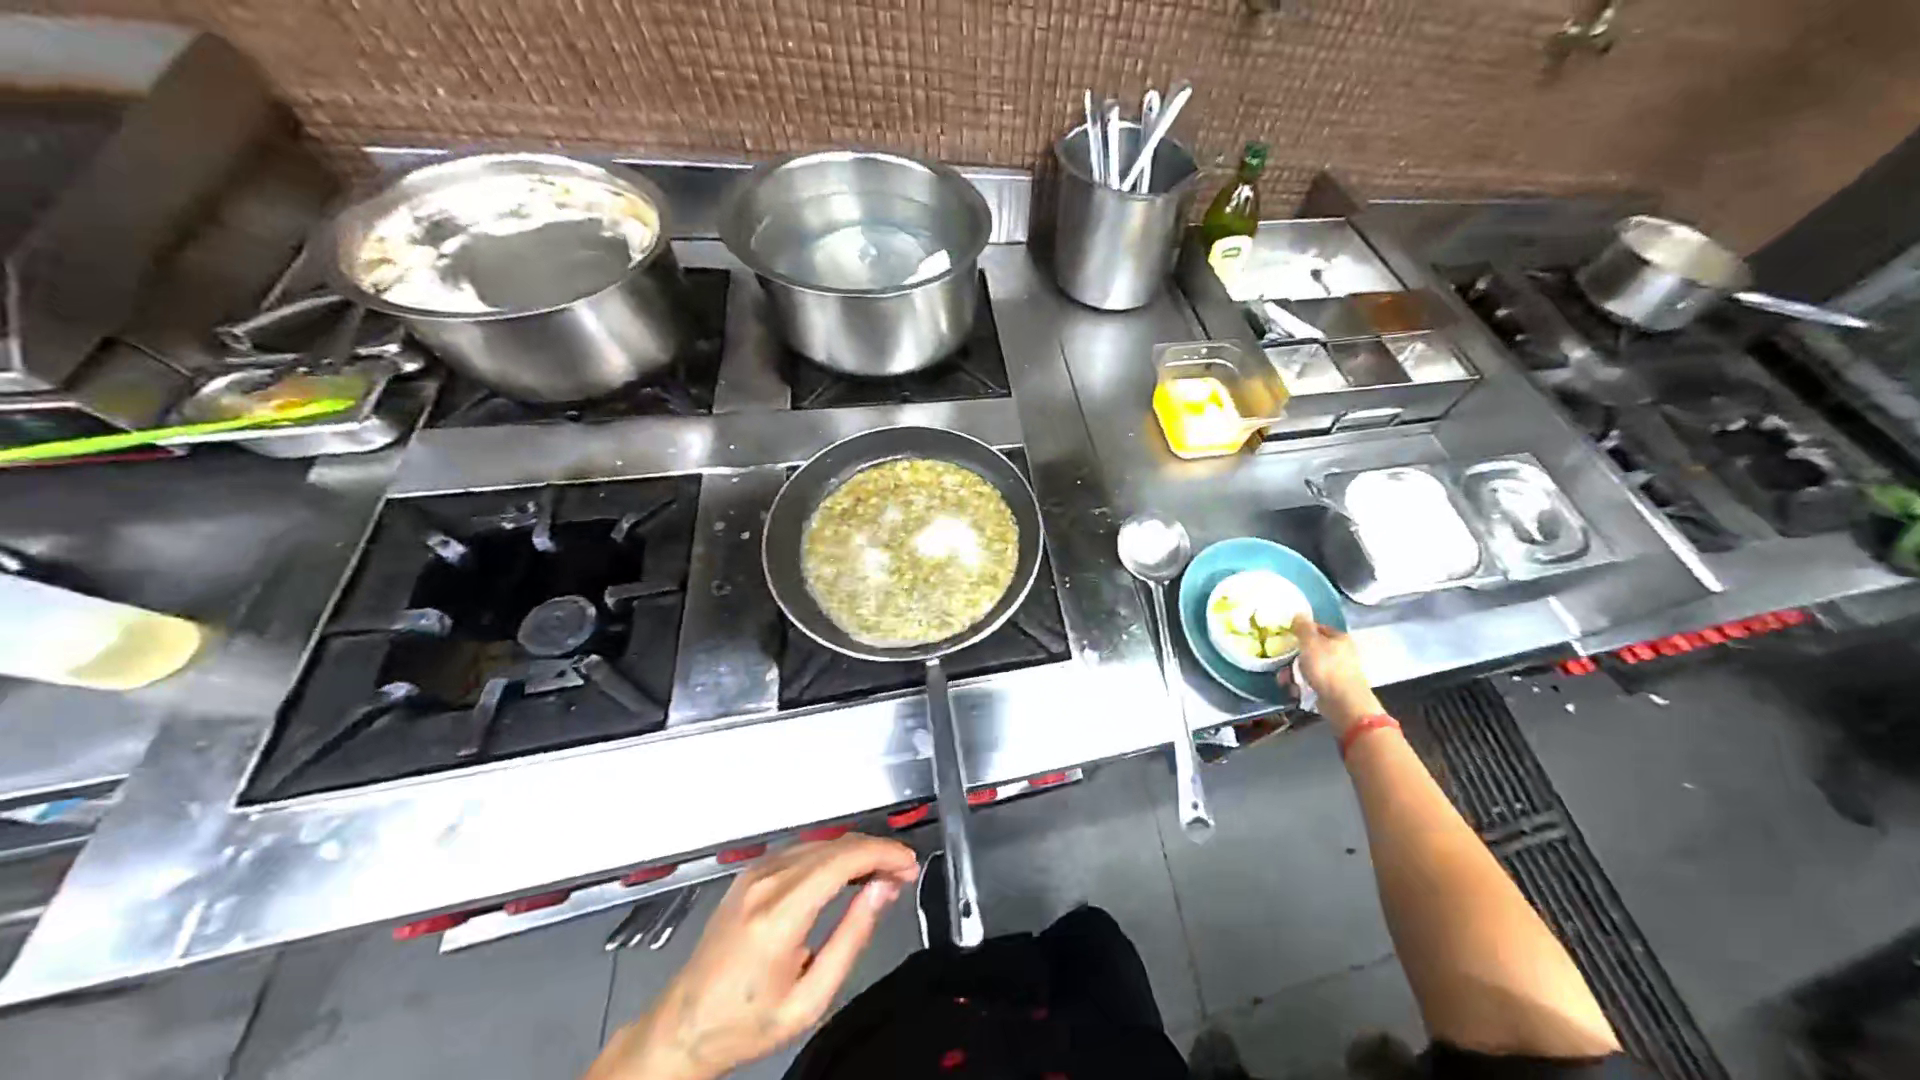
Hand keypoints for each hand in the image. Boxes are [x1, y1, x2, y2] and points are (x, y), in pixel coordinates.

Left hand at [588, 834, 919, 1079]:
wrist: (683, 1026)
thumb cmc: (744, 1023)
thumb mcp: (811, 997)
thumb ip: (852, 937)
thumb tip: (882, 891)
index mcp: (778, 915)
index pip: (843, 859)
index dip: (883, 854)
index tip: (908, 864)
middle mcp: (764, 883)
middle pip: (835, 844)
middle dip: (876, 851)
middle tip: (903, 872)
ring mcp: (754, 874)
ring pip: (820, 842)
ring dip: (856, 851)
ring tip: (882, 875)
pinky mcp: (750, 874)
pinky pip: (801, 850)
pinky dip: (833, 854)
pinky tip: (848, 873)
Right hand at [1290, 614, 1381, 733]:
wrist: (1343, 703)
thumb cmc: (1326, 668)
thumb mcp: (1310, 643)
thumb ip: (1303, 627)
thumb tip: (1299, 613)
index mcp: (1339, 638)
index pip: (1318, 628)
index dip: (1301, 630)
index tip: (1285, 636)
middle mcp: (1340, 653)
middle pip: (1311, 648)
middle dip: (1293, 655)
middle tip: (1280, 659)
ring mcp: (1337, 671)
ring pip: (1308, 666)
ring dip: (1293, 671)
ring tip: (1284, 679)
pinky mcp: (1332, 687)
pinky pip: (1311, 681)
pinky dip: (1300, 684)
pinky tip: (1293, 688)